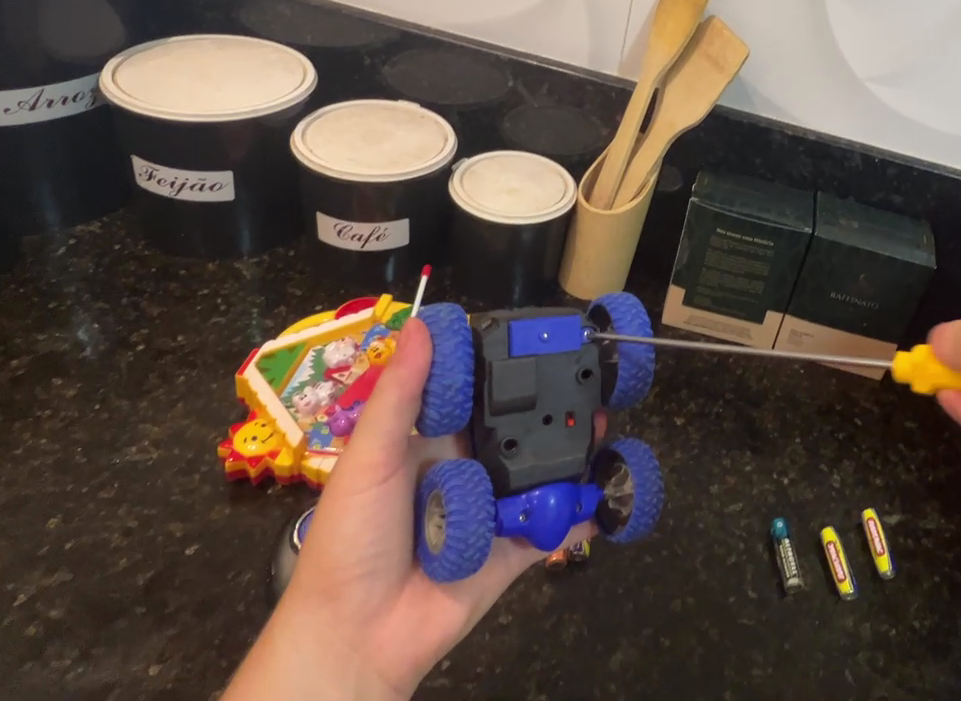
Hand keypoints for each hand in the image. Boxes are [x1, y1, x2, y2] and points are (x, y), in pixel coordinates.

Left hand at [224, 318, 593, 700]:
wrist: (355, 638)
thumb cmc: (352, 539)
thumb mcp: (369, 459)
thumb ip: (402, 395)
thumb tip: (423, 322)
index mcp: (432, 442)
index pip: (473, 394)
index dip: (504, 366)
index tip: (542, 335)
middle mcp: (467, 469)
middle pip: (515, 431)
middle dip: (551, 408)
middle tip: (591, 379)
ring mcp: (493, 510)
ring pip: (539, 474)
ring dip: (571, 452)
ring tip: (604, 423)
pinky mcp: (512, 550)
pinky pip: (551, 526)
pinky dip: (578, 513)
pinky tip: (608, 493)